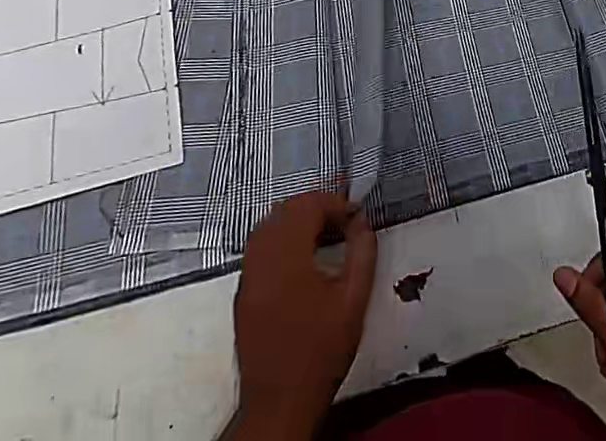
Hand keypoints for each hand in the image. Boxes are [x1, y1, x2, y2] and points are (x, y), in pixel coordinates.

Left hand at [229, 191, 376, 439]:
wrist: (280, 402)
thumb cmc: (321, 351)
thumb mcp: (354, 301)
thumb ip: (362, 254)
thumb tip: (362, 224)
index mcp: (286, 259)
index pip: (307, 208)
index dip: (334, 203)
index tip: (355, 214)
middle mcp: (260, 261)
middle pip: (284, 211)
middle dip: (315, 206)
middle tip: (343, 217)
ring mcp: (247, 277)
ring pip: (267, 226)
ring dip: (296, 219)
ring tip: (325, 230)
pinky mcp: (243, 293)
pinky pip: (258, 248)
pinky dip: (281, 237)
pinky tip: (303, 253)